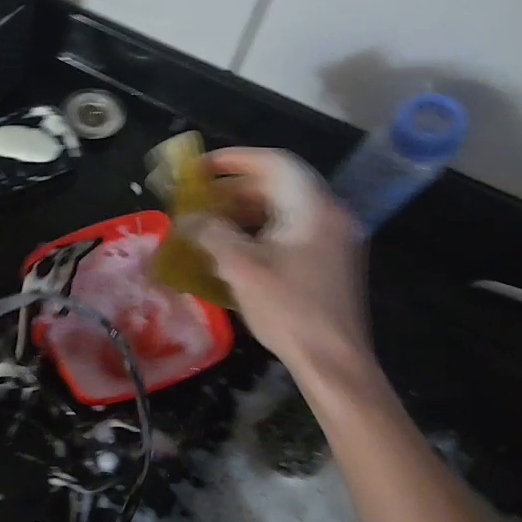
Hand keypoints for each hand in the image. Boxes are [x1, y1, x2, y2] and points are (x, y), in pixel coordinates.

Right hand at [183, 148, 373, 379]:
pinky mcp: (331, 263)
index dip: (235, 159)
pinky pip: (292, 231)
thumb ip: (212, 234)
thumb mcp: (241, 268)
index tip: (200, 167)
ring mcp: (334, 240)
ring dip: (246, 210)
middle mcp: (330, 215)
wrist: (334, 361)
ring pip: (285, 209)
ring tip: (210, 222)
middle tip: (199, 197)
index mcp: (313, 208)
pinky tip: (234, 249)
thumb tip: (187, 218)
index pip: (275, 163)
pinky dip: (261, 230)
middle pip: (280, 185)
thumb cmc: (289, 309)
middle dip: (235, 188)